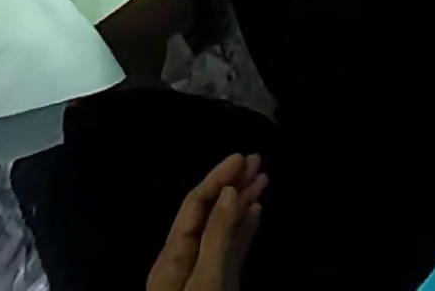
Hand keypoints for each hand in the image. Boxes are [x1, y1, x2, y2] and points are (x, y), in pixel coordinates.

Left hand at [146, 153, 267, 290]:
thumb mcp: (206, 280)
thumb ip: (217, 235)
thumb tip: (229, 189)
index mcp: (172, 257)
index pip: (195, 203)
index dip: (218, 176)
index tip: (241, 156)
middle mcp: (185, 260)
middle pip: (209, 211)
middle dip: (233, 183)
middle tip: (257, 159)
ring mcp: (201, 274)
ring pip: (223, 227)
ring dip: (242, 200)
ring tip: (263, 178)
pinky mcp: (217, 285)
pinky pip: (231, 248)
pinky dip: (244, 227)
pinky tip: (257, 211)